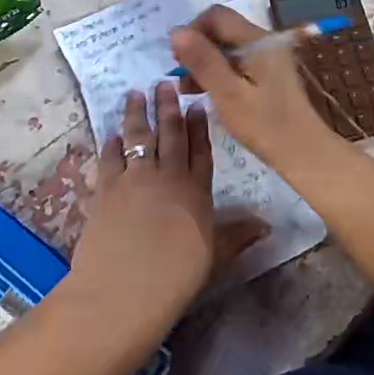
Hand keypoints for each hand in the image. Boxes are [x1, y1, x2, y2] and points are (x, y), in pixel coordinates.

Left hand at [72, 84, 264, 312]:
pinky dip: (111, 144)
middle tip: (165, 83)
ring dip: (138, 114)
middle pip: (170, 134)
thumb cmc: (175, 277)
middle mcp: (167, 176)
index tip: (196, 103)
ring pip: (138, 137)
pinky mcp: (106, 190)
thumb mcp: (214, 257)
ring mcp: (134, 180)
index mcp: (196, 190)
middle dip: (169, 107)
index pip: (200, 150)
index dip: (199, 126)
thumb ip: (237, 236)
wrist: (123, 291)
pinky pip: (109, 158)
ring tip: (136, 93)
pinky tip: (111, 134)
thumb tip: (267, 225)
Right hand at [171, 6, 335, 163]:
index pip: (216, 16)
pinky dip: (220, 72)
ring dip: (206, 61)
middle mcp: (265, 41)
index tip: (177, 59)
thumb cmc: (264, 124)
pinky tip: (206, 92)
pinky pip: (238, 61)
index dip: (192, 31)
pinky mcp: (269, 72)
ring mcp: (269, 56)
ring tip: (188, 88)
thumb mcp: (227, 94)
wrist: (304, 152)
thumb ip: (203, 60)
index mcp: (258, 40)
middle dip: (198, 47)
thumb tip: (176, 31)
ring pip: (228, 46)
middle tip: (180, 77)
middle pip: (223, 29)